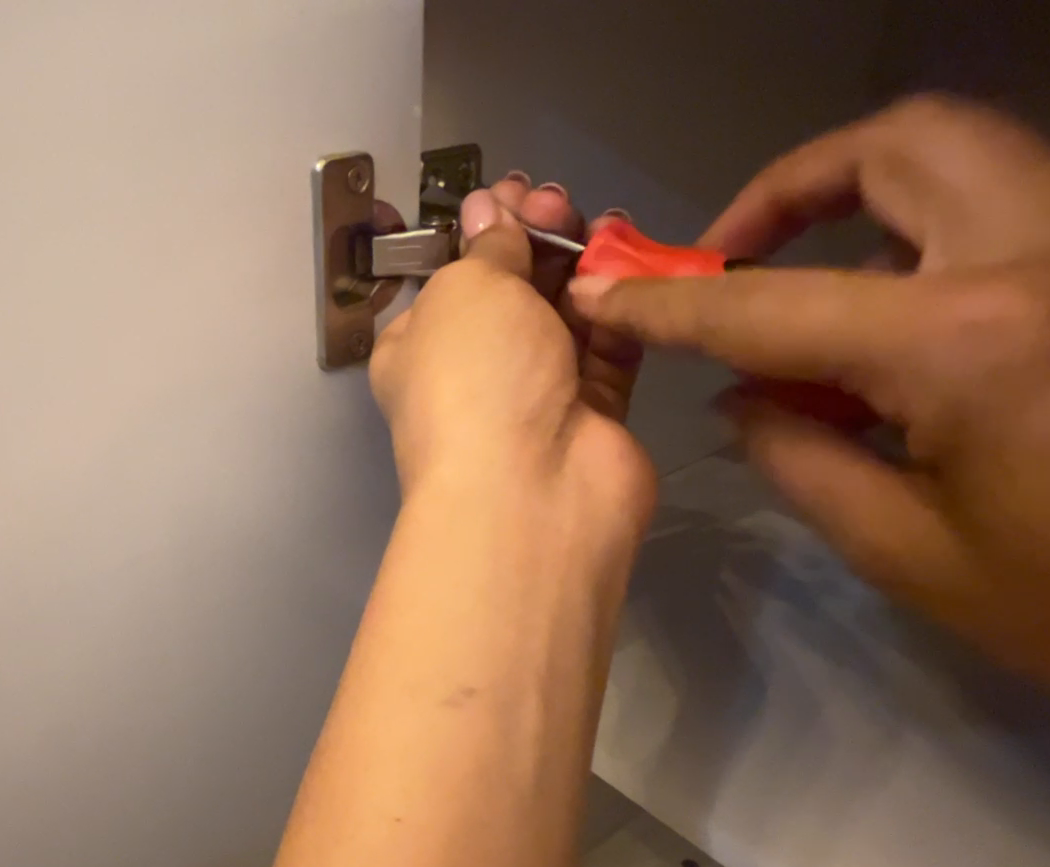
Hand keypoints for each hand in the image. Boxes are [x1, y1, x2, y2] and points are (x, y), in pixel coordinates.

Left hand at [370, 175, 654, 543]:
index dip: (480, 233)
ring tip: (603, 221)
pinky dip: (618, 305)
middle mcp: (470, 370)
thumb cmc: (475, 378)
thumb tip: (485, 211)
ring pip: (561, 314)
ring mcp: (531, 392)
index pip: (448, 279)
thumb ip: (484, 249)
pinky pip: (606, 346)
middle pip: (509, 291)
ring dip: (581, 264)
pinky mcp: (590, 411)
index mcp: (417, 347)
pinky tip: (633, 263)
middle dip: (534, 238)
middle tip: (560, 201)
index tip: (511, 193)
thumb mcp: (463, 293)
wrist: (530, 490)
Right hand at [570, 94, 1049, 733]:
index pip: (770, 304)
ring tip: (807, 318)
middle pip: (902, 144)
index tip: (603, 296)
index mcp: (981, 339)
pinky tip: (898, 349)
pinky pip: (1014, 220)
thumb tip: (742, 396)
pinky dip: (923, 259)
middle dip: (786, 188)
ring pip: (967, 167)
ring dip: (858, 222)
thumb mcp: (908, 551)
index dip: (668, 305)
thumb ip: (798, 455)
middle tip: (726, 257)